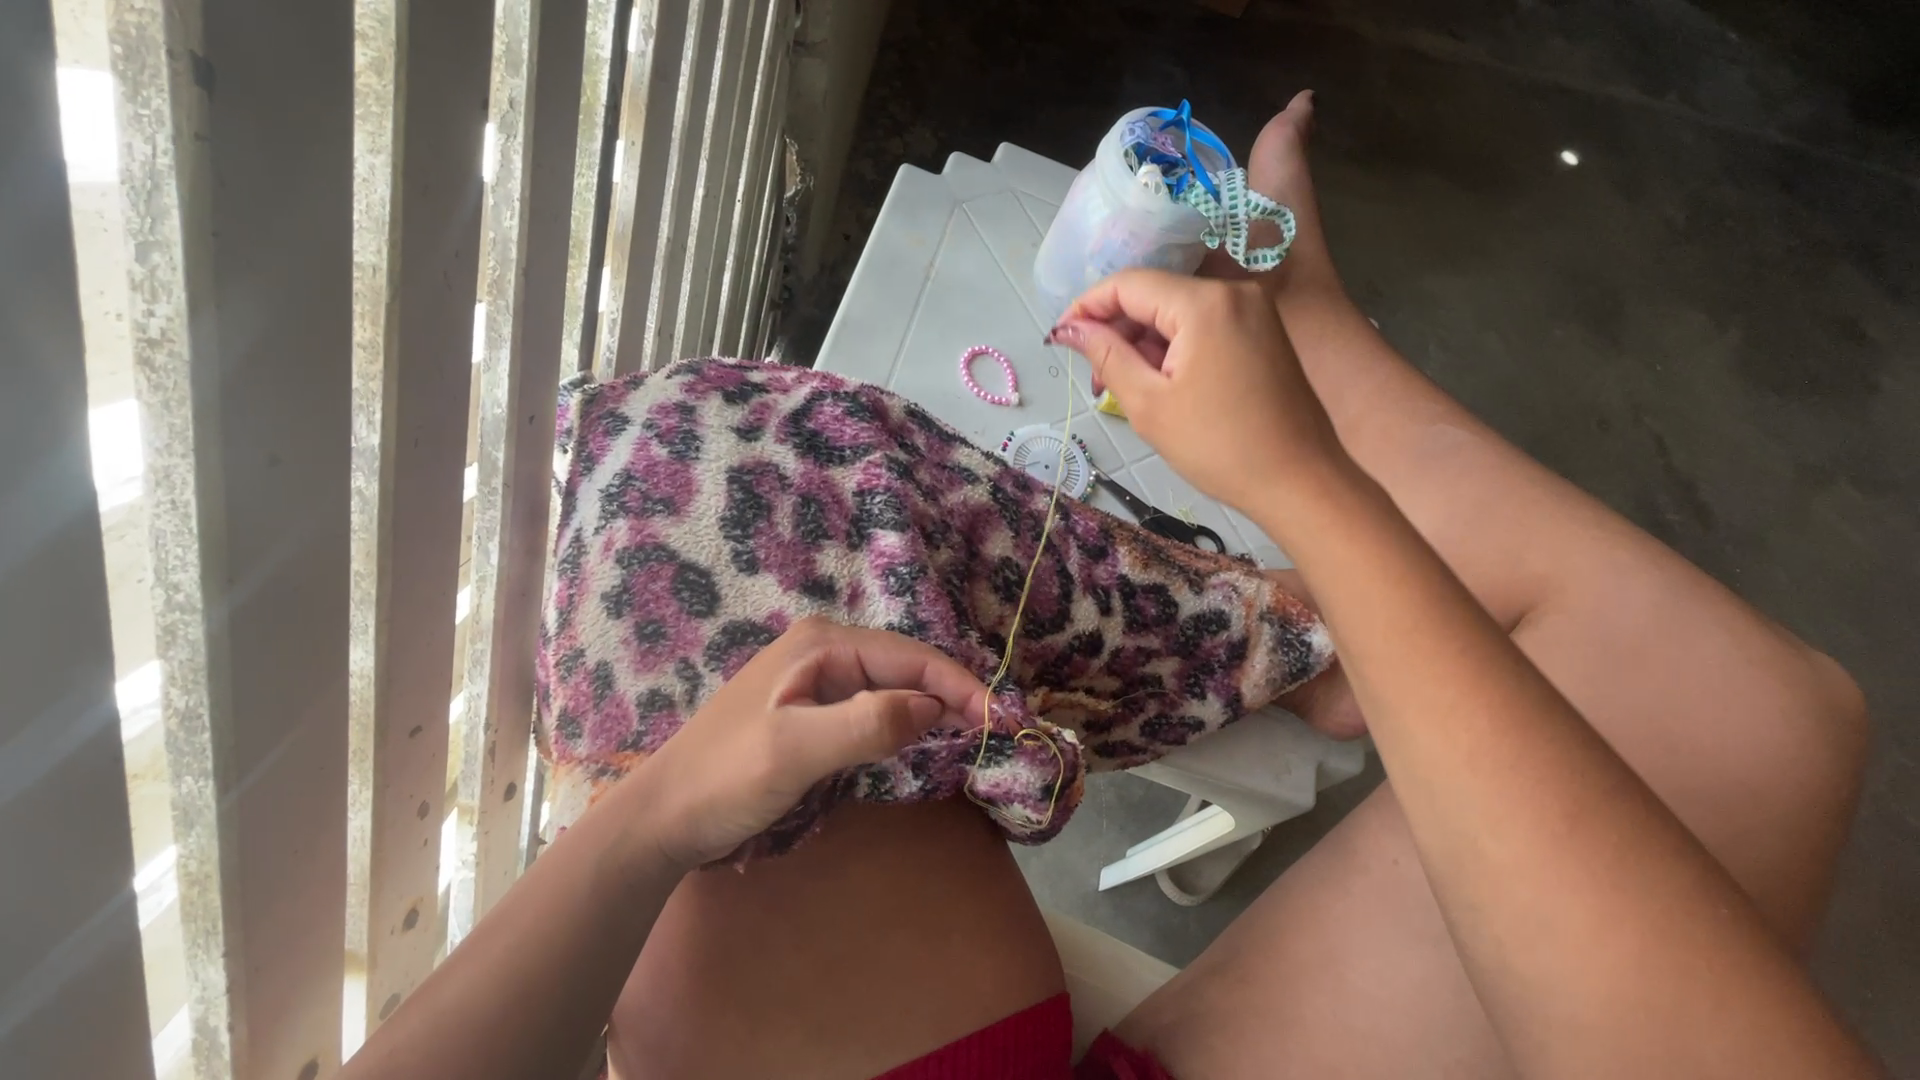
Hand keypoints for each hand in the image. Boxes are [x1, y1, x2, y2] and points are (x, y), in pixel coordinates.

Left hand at [631, 617, 989, 868]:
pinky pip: (873, 708)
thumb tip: (933, 707)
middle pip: (906, 667)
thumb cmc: (724, 779)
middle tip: (998, 732)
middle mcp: (824, 650)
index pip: (909, 657)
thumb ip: (865, 723)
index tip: (1002, 720)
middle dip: (953, 694)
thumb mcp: (794, 751)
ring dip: (934, 708)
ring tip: (976, 734)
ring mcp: (817, 680)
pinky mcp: (813, 710)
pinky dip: (906, 722)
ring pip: (893, 687)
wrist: (663, 817)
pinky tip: (927, 738)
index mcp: (822, 644)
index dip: (960, 685)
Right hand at [1050, 269, 1350, 514]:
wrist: (1300, 480)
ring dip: (1144, 342)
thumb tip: (1068, 329)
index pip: (1128, 283)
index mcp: (1204, 303)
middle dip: (1117, 330)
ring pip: (1177, 312)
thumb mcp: (1149, 404)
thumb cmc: (1219, 447)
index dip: (1087, 306)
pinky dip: (1174, 347)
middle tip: (1093, 378)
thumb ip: (1106, 356)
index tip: (1059, 338)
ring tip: (1124, 388)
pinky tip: (1160, 383)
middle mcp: (1233, 292)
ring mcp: (1253, 309)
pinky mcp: (1262, 331)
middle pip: (1154, 295)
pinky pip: (1203, 325)